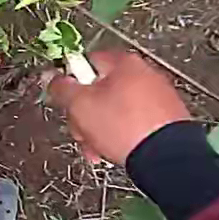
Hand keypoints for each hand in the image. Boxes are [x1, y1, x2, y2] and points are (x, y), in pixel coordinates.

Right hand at [46, 51, 191, 165]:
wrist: (166, 157)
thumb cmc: (125, 126)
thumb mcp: (80, 105)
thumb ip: (61, 88)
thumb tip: (52, 77)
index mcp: (123, 63)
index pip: (86, 63)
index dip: (71, 83)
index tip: (66, 99)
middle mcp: (144, 74)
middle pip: (100, 89)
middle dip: (85, 113)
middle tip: (81, 129)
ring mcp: (158, 96)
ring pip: (115, 109)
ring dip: (100, 128)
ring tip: (97, 147)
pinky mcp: (167, 118)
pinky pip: (134, 122)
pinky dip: (122, 135)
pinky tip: (115, 150)